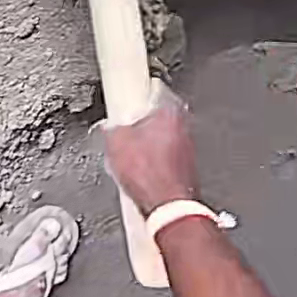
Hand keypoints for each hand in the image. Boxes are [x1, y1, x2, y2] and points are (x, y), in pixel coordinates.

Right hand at [101, 79, 199, 214]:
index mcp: (170, 112)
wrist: (166, 206)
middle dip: (140, 122)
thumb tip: (110, 126)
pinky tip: (138, 172)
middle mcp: (184, 127)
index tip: (129, 95)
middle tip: (123, 129)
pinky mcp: (184, 168)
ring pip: (161, 137)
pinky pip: (163, 157)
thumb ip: (112, 126)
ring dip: (146, 143)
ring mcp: (186, 148)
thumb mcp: (115, 141)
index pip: (155, 90)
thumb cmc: (149, 174)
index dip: (137, 92)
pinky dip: (151, 161)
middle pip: (157, 116)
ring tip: (128, 155)